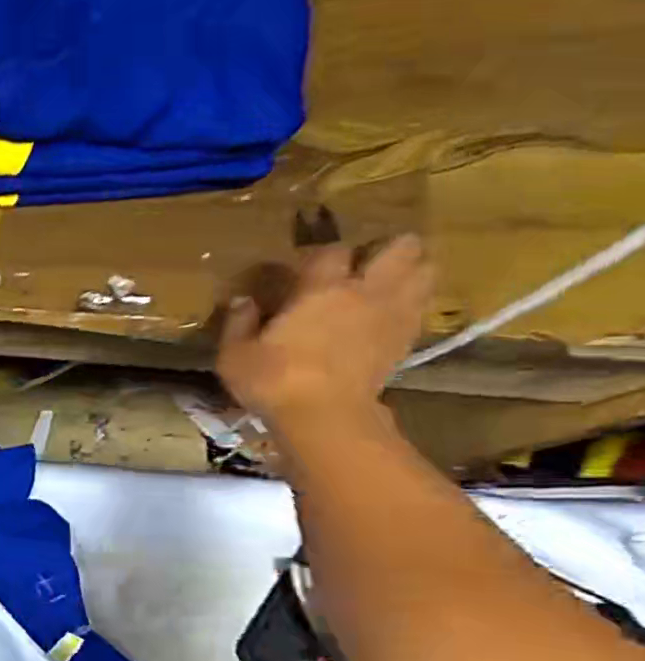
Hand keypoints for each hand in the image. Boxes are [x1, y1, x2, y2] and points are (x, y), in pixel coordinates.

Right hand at [217, 236, 433, 434]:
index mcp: (320, 289)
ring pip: (425, 269)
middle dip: (385, 249)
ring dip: (409, 270)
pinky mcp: (407, 337)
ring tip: (384, 284)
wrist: (323, 414)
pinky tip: (387, 315)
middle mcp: (365, 291)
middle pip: (400, 247)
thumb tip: (243, 301)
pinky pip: (421, 304)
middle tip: (360, 265)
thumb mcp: (234, 354)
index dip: (319, 254)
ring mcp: (393, 313)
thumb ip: (238, 324)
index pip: (331, 251)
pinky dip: (410, 302)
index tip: (305, 268)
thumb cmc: (271, 380)